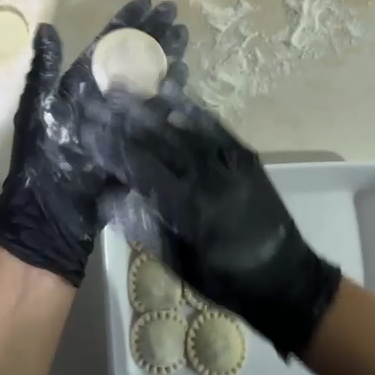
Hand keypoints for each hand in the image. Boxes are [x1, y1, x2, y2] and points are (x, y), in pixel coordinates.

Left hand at [0, 0, 187, 285]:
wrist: (51, 215)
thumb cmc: (39, 160)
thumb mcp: (36, 111)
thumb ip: (45, 70)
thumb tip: (45, 26)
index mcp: (78, 86)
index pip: (106, 45)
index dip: (126, 22)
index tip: (146, 1)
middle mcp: (102, 98)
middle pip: (132, 58)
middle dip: (153, 35)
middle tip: (175, 13)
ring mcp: (121, 121)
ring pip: (148, 81)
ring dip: (166, 59)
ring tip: (185, 38)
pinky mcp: (136, 144)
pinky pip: (156, 115)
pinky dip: (171, 96)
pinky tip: (185, 79)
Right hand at [85, 89, 341, 356]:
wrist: (285, 279)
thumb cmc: (225, 281)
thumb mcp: (177, 262)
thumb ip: (146, 223)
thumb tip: (112, 192)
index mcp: (190, 209)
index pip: (142, 168)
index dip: (112, 148)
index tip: (89, 132)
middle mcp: (210, 178)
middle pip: (161, 139)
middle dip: (127, 119)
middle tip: (101, 102)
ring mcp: (231, 163)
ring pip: (186, 127)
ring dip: (154, 109)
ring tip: (127, 93)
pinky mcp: (246, 157)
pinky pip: (213, 127)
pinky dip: (189, 112)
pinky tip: (169, 98)